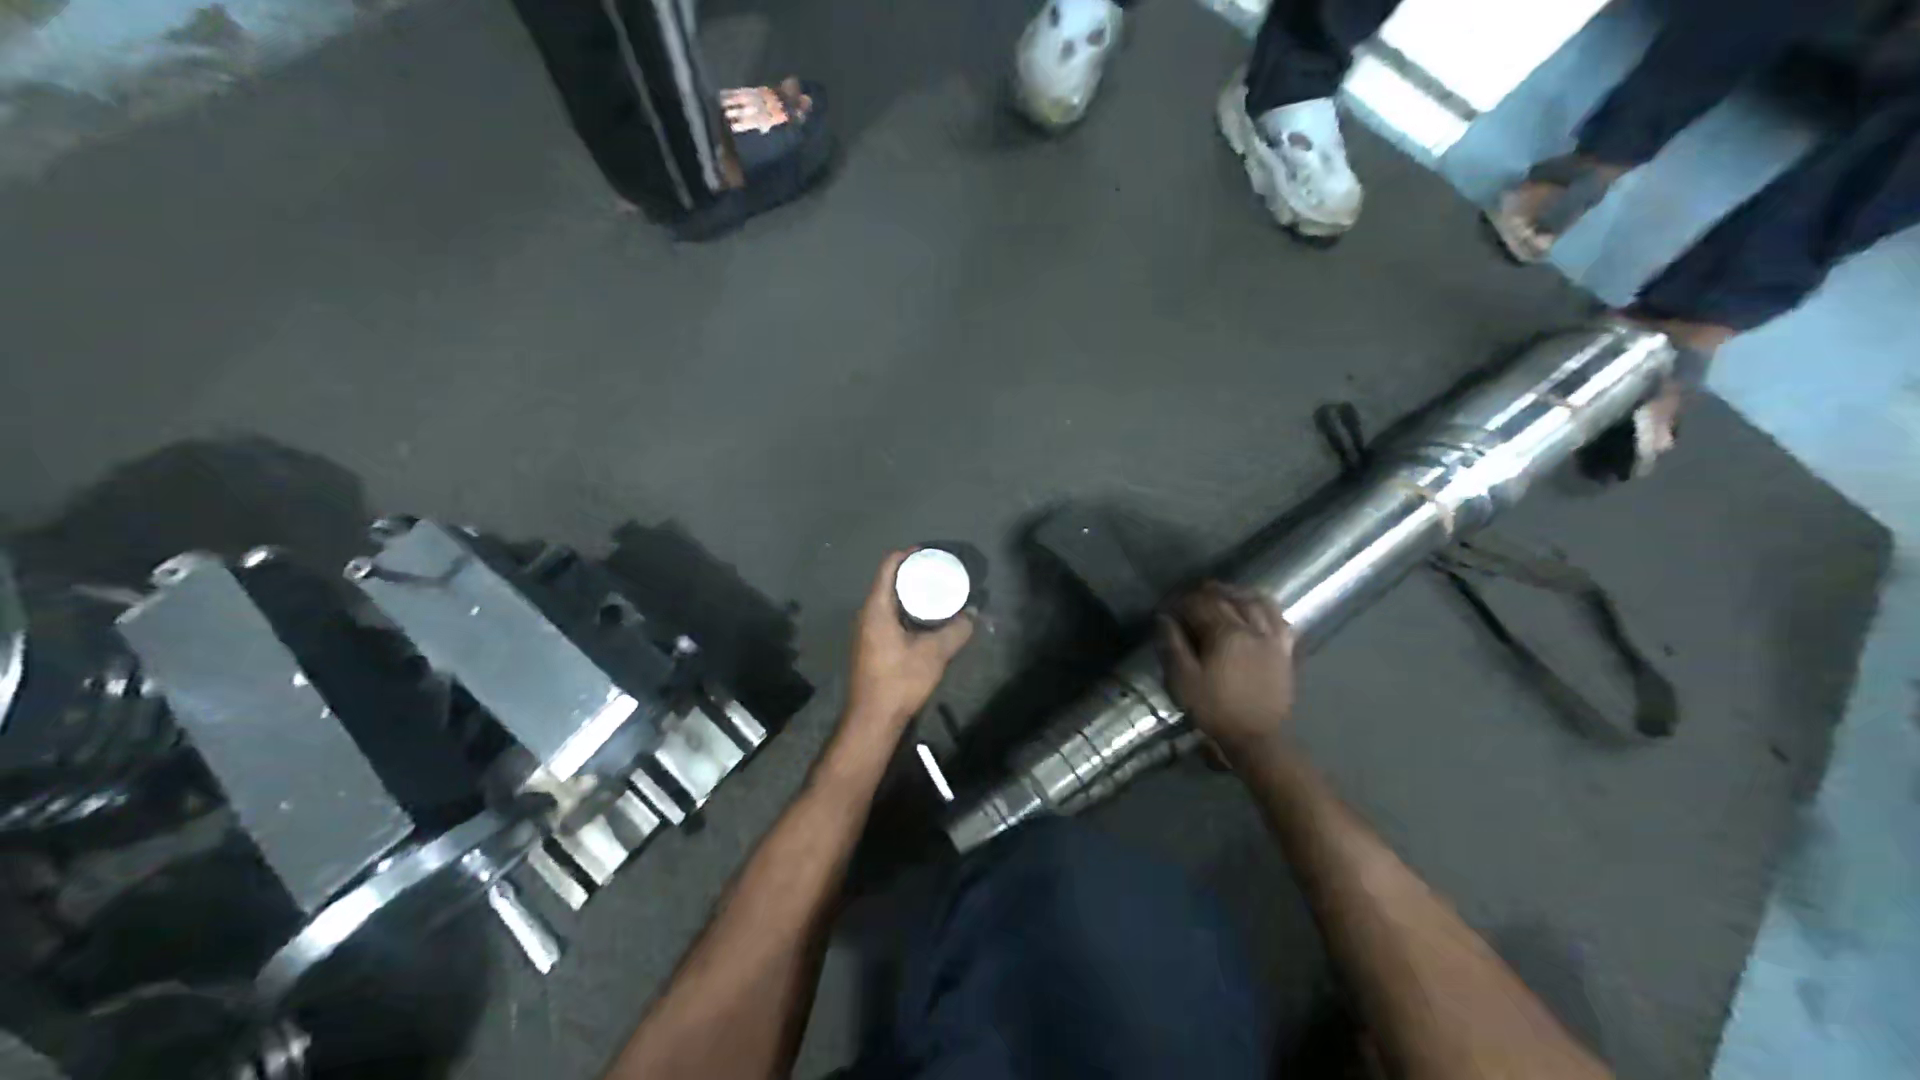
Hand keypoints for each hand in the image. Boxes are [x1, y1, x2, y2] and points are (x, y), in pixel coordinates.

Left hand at [845, 551, 974, 732]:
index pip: (888, 566)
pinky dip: (907, 610)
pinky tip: (926, 619)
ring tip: (937, 591)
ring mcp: (866, 630)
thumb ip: (956, 630)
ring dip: (910, 593)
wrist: (873, 719)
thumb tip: (974, 614)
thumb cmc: (900, 680)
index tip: (930, 552)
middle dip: (913, 573)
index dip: (908, 554)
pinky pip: (889, 616)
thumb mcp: (935, 653)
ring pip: (889, 601)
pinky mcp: (871, 645)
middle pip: (888, 581)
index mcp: (876, 608)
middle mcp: (867, 614)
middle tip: (940, 571)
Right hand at [1158, 583, 1295, 757]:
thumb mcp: (1183, 680)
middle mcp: (1252, 628)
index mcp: (1225, 634)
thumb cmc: (1215, 709)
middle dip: (1207, 593)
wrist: (1257, 738)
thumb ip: (1172, 645)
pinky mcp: (1285, 651)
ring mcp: (1272, 638)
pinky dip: (1267, 608)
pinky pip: (1280, 619)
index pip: (1200, 605)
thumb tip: (1163, 618)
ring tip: (1224, 593)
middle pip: (1228, 599)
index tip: (1167, 606)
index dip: (1181, 601)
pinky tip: (1259, 608)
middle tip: (1190, 595)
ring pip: (1257, 602)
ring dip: (1238, 593)